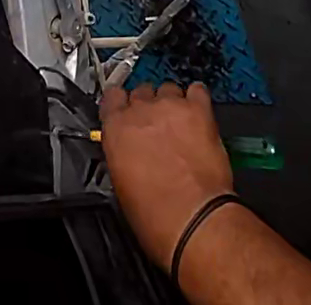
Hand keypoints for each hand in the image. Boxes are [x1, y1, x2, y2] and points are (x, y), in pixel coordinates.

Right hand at [99, 82, 234, 269]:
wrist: (194, 221)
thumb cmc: (156, 216)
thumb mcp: (121, 184)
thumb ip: (122, 152)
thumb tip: (129, 148)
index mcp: (116, 128)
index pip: (112, 96)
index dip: (121, 105)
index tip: (127, 111)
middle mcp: (141, 110)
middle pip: (141, 91)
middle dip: (148, 107)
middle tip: (157, 128)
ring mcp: (170, 106)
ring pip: (168, 88)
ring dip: (172, 104)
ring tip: (180, 126)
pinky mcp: (198, 109)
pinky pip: (197, 90)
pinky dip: (197, 100)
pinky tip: (198, 115)